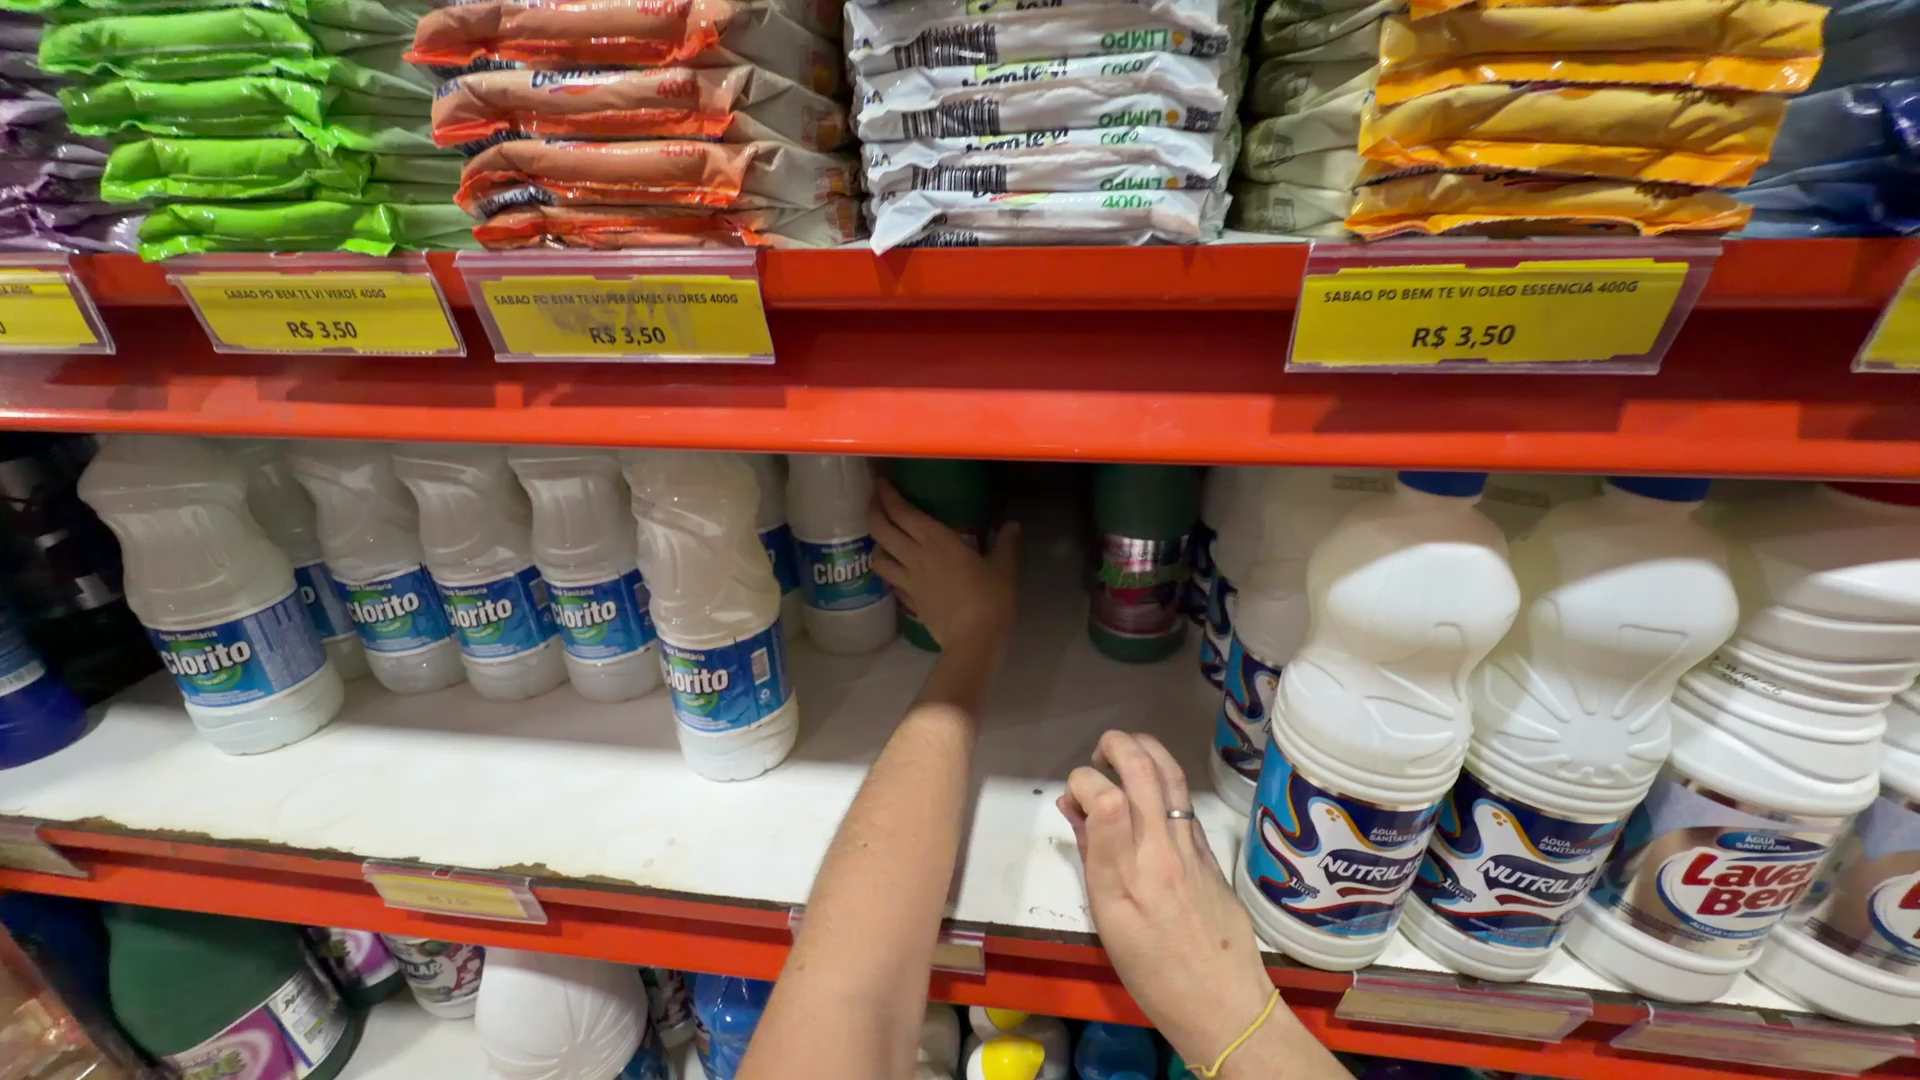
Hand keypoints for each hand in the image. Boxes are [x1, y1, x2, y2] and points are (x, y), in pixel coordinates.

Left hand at [869, 478, 1018, 657]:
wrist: (973, 640)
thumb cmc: (990, 599)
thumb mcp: (1004, 568)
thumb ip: (1007, 544)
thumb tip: (1013, 525)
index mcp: (937, 541)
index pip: (902, 512)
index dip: (888, 495)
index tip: (882, 482)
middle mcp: (916, 556)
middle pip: (881, 530)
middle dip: (873, 511)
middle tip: (875, 501)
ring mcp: (909, 581)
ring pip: (878, 558)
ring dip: (876, 545)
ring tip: (883, 540)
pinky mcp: (910, 601)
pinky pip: (892, 582)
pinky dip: (890, 573)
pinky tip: (898, 572)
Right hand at [1058, 731, 1275, 1066]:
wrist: (1224, 1005)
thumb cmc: (1152, 973)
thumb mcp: (1105, 921)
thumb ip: (1090, 855)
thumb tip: (1072, 805)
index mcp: (1125, 878)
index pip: (1107, 801)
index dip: (1083, 781)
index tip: (1075, 794)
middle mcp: (1160, 851)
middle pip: (1142, 771)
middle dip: (1115, 745)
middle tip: (1098, 755)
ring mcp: (1190, 846)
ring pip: (1170, 774)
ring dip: (1143, 747)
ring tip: (1122, 751)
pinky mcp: (1210, 849)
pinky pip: (1183, 798)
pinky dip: (1161, 776)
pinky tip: (1148, 786)